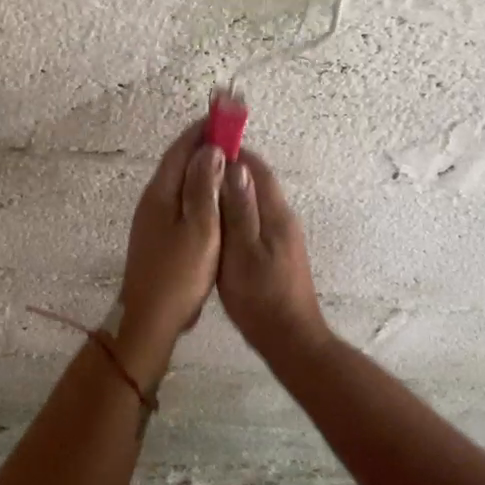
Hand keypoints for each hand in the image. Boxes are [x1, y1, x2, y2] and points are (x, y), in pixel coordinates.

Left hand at [118, 121, 224, 347]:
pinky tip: (213, 198)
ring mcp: (152, 217)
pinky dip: (197, 188)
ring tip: (228, 161)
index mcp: (161, 192)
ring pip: (179, 181)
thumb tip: (210, 150)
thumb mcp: (200, 228)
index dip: (202, 131)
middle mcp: (152, 198)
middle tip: (231, 136)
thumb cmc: (179, 274)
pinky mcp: (158, 234)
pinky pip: (180, 198)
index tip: (224, 117)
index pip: (181, 149)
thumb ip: (203, 187)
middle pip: (178, 162)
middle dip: (202, 145)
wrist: (149, 318)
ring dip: (201, 167)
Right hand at [218, 149, 330, 361]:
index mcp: (275, 213)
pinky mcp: (277, 252)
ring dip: (229, 191)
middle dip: (227, 169)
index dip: (232, 151)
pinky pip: (253, 218)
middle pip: (255, 181)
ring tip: (198, 193)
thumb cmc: (261, 297)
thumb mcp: (242, 251)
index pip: (255, 167)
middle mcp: (282, 218)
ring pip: (253, 200)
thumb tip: (236, 166)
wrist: (291, 340)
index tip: (204, 143)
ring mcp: (282, 236)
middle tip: (194, 169)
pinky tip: (214, 224)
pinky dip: (234, 211)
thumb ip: (240, 209)